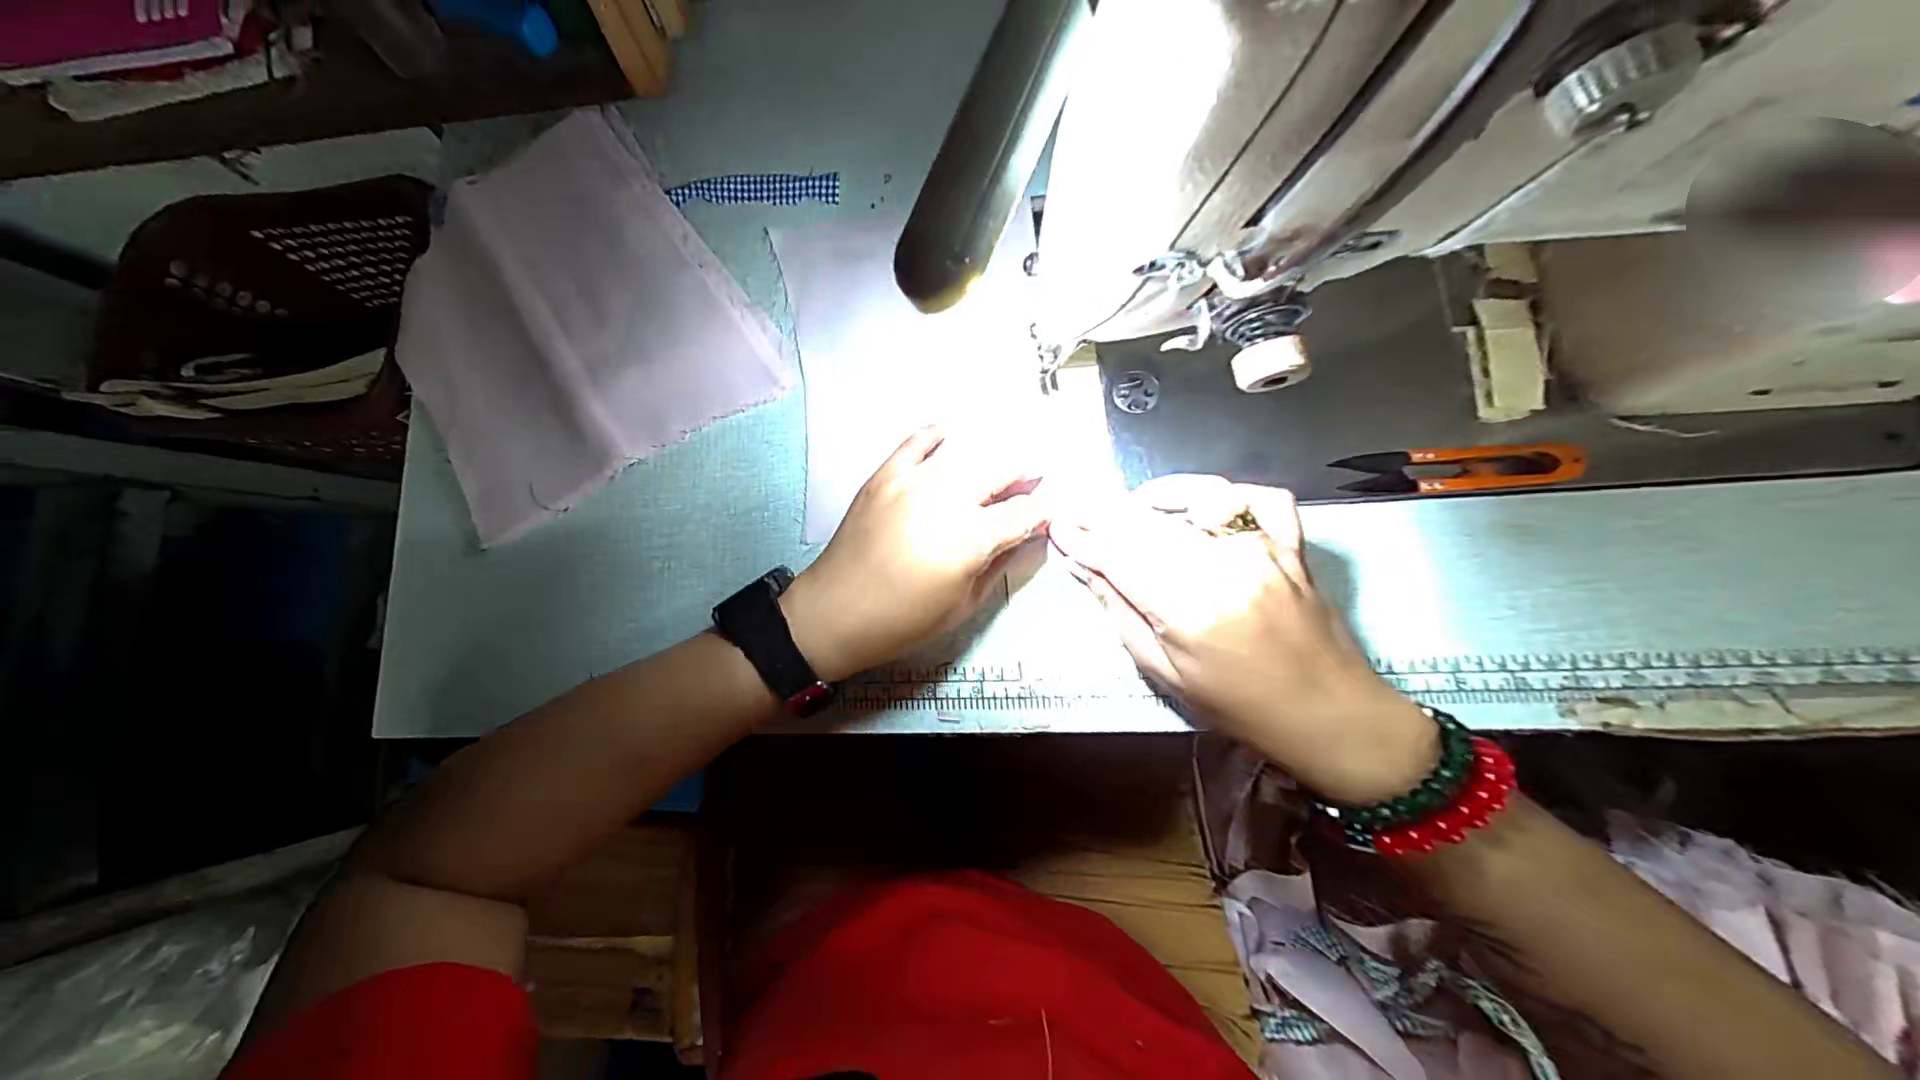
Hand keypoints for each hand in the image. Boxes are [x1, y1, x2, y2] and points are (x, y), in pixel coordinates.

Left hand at [782, 427, 1046, 681]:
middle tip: (1030, 482)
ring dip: (990, 456)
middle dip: (1023, 476)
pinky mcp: (885, 475)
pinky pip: (917, 442)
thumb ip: (999, 562)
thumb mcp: (964, 605)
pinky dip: (937, 434)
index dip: (1042, 511)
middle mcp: (945, 501)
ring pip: (966, 452)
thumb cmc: (903, 621)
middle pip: (1000, 471)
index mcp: (970, 540)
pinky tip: (952, 434)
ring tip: (998, 465)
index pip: (1023, 513)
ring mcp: (912, 482)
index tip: (1049, 510)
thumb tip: (1025, 535)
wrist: (836, 612)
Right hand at [1050, 475, 1435, 803]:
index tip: (1060, 525)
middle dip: (1105, 513)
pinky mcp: (1292, 544)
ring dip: (1157, 497)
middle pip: (1150, 523)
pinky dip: (1229, 492)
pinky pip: (1260, 497)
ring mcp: (1265, 550)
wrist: (1330, 716)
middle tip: (1080, 510)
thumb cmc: (1239, 707)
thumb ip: (1122, 613)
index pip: (1119, 556)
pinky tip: (1203, 507)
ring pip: (1199, 499)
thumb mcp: (1166, 672)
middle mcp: (1226, 568)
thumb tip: (1084, 568)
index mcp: (1189, 610)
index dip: (1084, 538)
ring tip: (1132, 507)